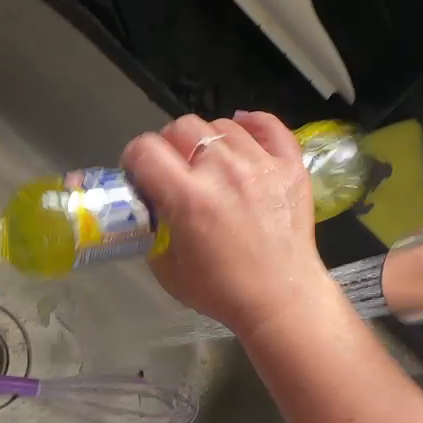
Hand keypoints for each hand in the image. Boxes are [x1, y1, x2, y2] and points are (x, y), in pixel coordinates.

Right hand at [121, 112, 333, 334]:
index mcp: (187, 198)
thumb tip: (153, 208)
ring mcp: (259, 163)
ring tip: (206, 162)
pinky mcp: (289, 164)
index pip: (146, 150)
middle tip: (169, 167)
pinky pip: (267, 125)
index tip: (136, 170)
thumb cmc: (219, 290)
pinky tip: (240, 135)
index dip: (133, 157)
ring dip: (205, 140)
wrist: (277, 298)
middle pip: (183, 127)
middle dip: (167, 144)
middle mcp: (223, 170)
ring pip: (221, 125)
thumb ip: (155, 230)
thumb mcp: (167, 268)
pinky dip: (249, 125)